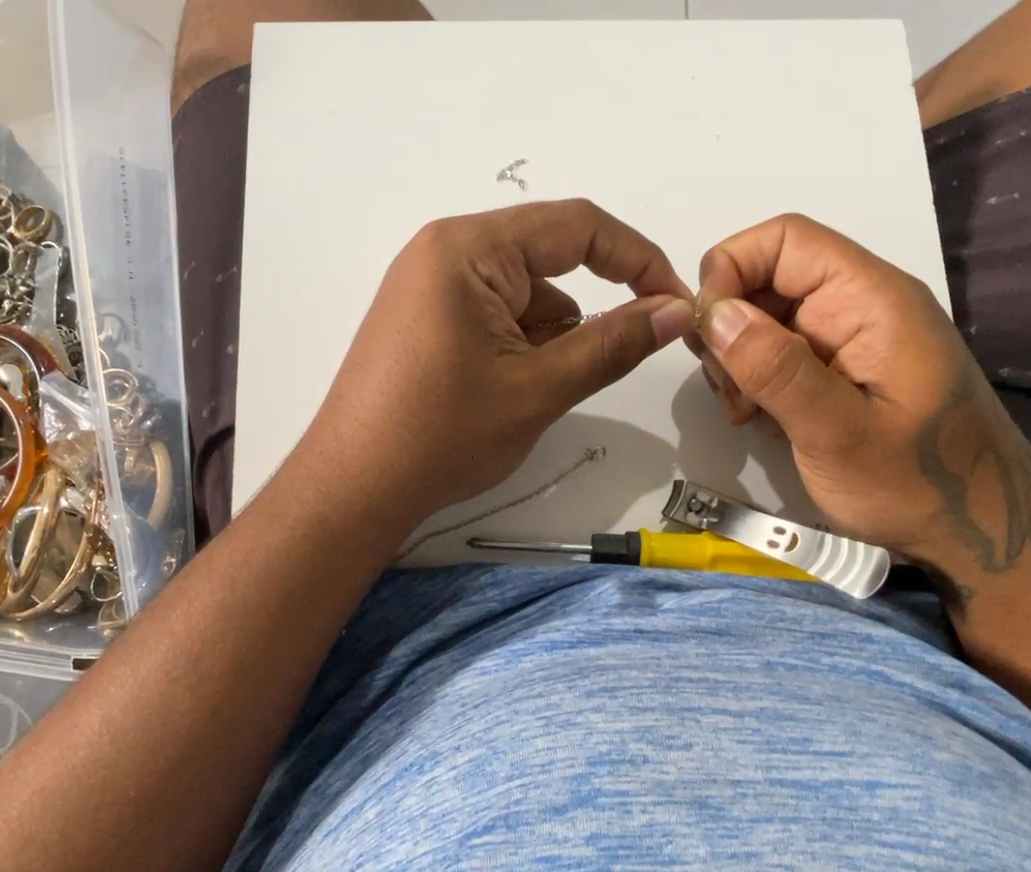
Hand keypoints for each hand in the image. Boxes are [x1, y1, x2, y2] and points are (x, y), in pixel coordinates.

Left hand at [284, 199, 694, 532]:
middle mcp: (443, 251)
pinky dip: (516, 344)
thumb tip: (676, 310)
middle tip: (605, 360)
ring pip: (520, 292)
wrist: (354, 487)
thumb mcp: (538, 389)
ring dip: (548, 334)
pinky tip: (505, 393)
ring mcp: (425, 285)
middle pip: (545, 257)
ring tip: (532, 393)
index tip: (676, 303)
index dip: (638, 259)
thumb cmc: (442, 435)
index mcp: (469, 248)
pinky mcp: (420, 319)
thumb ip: (613, 343)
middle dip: (583, 309)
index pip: (577, 226)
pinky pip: (490, 312)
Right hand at [692, 213, 1030, 584]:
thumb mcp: (838, 432)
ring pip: (765, 318)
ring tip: (744, 411)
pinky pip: (778, 354)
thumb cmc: (917, 484)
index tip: (707, 334)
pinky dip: (752, 380)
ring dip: (736, 359)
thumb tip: (714, 314)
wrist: (974, 531)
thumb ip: (776, 369)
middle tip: (730, 390)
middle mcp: (858, 307)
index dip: (731, 269)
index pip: (786, 239)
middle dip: (728, 326)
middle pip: (768, 277)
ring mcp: (847, 341)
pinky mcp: (837, 373)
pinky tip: (756, 418)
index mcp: (871, 300)